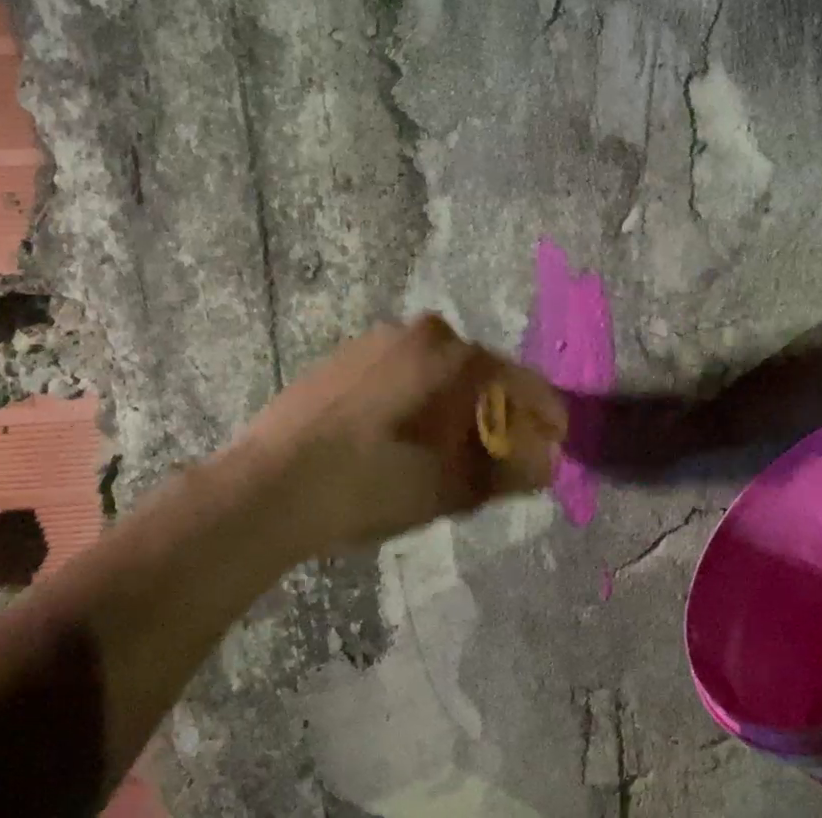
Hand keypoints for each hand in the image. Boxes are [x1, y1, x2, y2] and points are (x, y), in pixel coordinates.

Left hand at [233, 315, 564, 556]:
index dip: (544, 415)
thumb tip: (547, 464)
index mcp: (453, 355)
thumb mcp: (448, 486)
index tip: (557, 444)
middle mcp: (421, 332)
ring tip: (453, 451)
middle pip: (480, 373)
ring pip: (438, 373)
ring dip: (456, 406)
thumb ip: (507, 471)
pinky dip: (418, 401)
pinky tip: (404, 439)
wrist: (265, 489)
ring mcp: (376, 341)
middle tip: (503, 455)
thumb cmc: (368, 483)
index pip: (521, 381)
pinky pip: (402, 375)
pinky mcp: (343, 359)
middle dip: (498, 412)